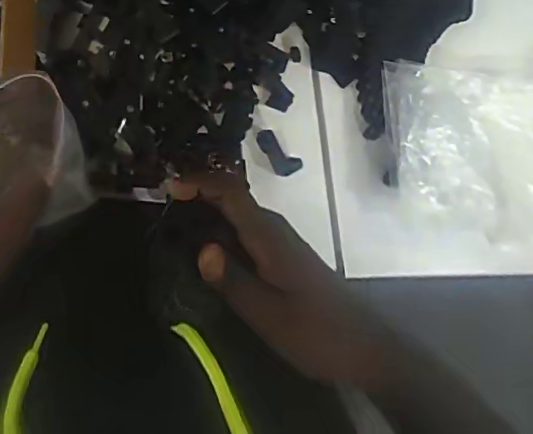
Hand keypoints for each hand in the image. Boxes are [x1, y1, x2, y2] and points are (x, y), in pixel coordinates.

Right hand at [166, 172, 395, 388]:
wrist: (369, 350)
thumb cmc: (317, 332)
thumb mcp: (269, 314)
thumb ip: (233, 280)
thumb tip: (200, 249)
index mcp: (267, 234)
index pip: (229, 191)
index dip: (198, 182)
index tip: (169, 187)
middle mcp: (272, 227)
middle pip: (230, 196)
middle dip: (196, 194)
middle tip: (163, 208)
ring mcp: (279, 239)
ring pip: (237, 212)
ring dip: (207, 211)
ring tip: (176, 226)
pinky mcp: (282, 254)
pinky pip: (244, 228)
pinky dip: (221, 228)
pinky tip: (208, 250)